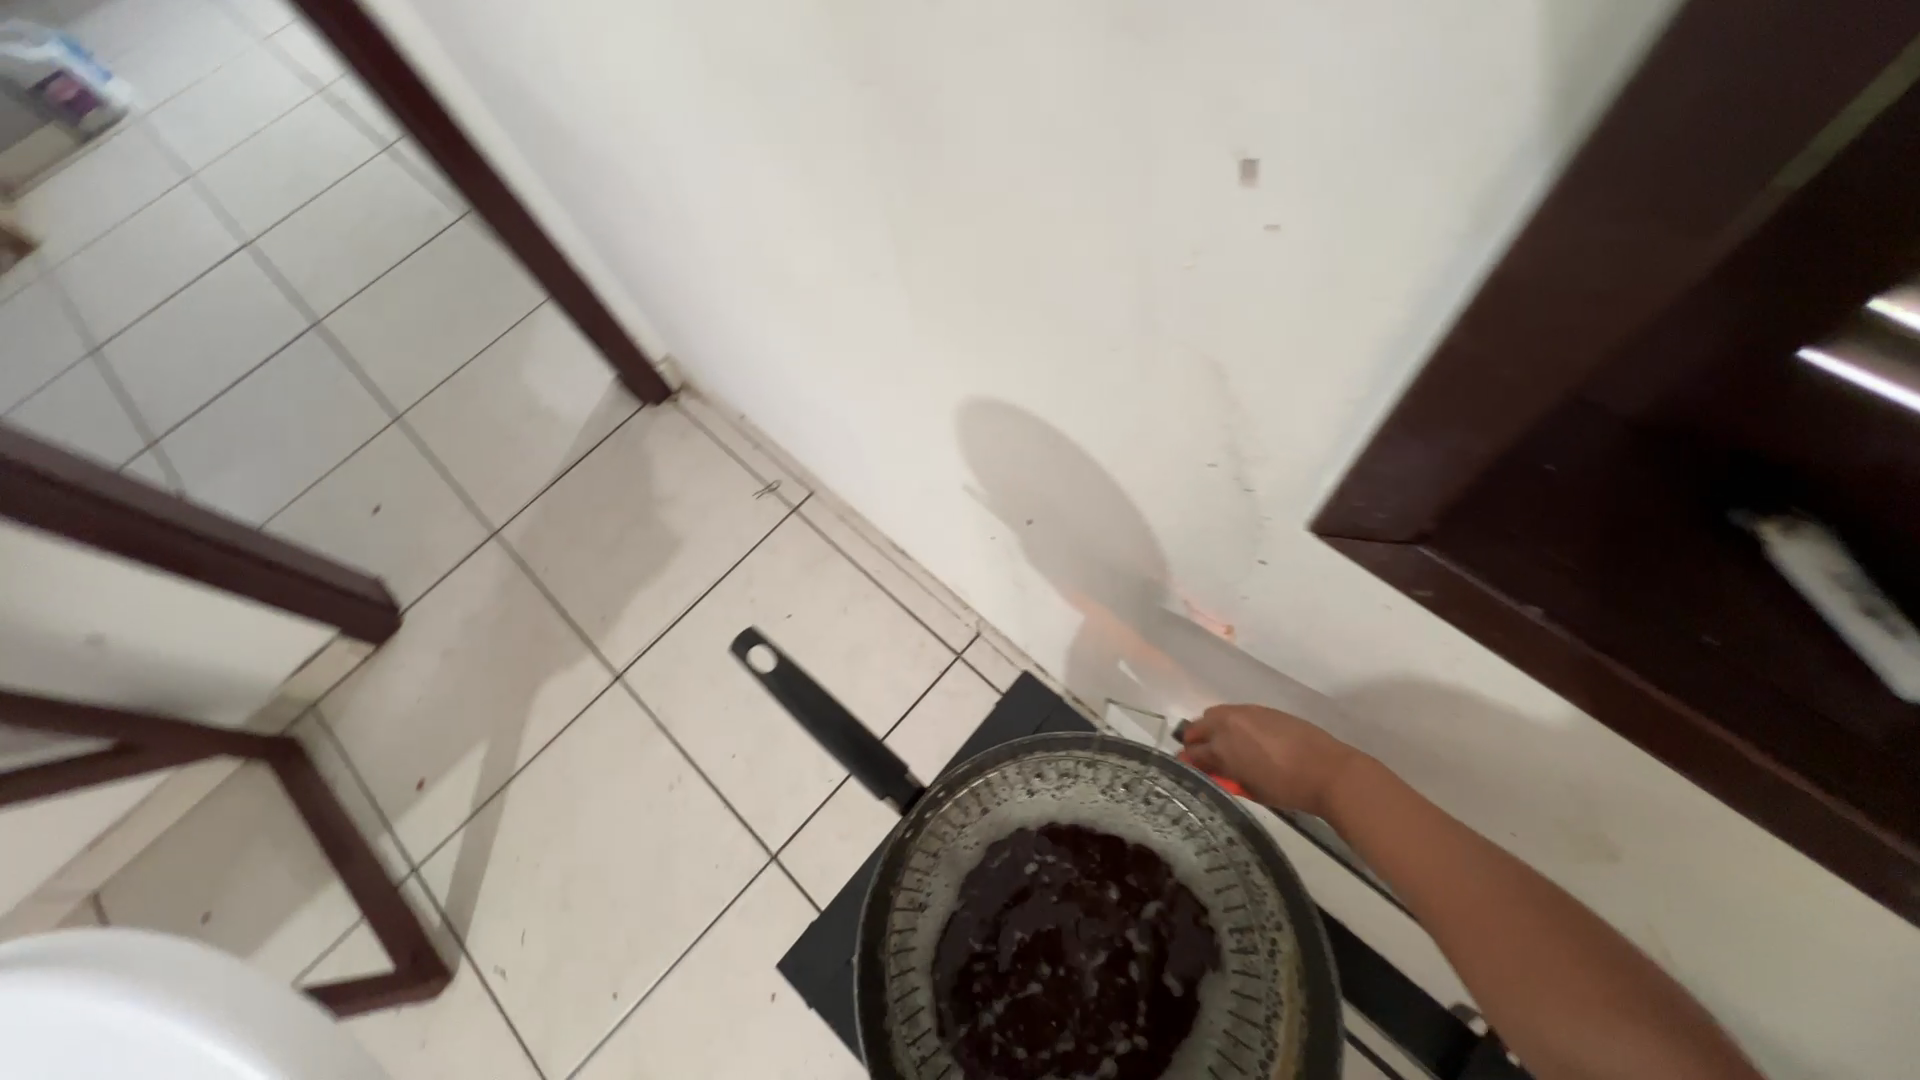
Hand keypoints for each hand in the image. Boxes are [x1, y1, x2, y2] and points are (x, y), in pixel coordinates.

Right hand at [1180, 704, 1369, 817]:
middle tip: (1202, 758)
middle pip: (1197, 727)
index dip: (1188, 763)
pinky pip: (1236, 713)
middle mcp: (1228, 724)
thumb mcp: (1250, 788)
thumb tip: (1209, 770)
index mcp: (1222, 747)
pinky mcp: (1263, 709)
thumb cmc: (1287, 789)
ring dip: (1212, 728)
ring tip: (1224, 745)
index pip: (1192, 753)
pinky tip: (1245, 738)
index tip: (1189, 770)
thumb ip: (1225, 776)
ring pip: (1214, 715)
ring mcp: (1246, 713)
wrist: (1329, 771)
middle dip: (1195, 742)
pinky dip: (1232, 723)